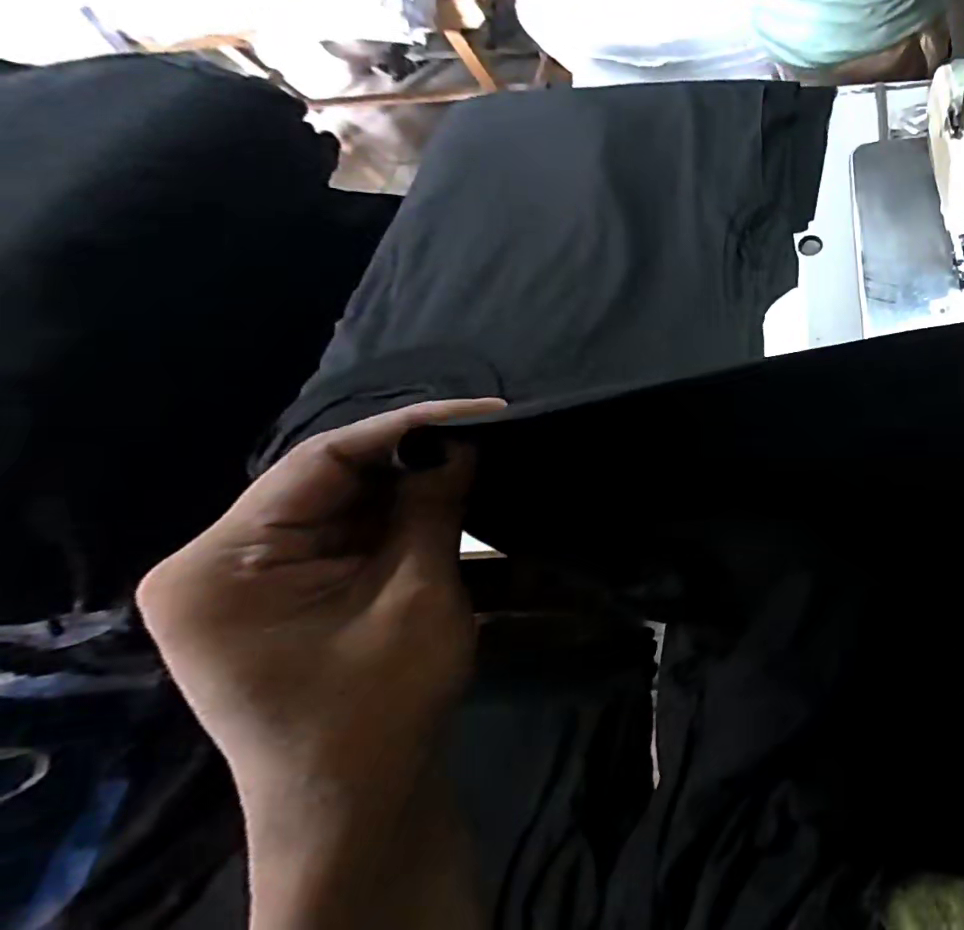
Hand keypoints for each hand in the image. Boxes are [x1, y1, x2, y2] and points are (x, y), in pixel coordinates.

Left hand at [136, 399, 503, 812]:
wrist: (359, 800)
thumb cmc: (380, 704)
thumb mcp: (418, 596)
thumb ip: (432, 510)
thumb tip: (461, 442)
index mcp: (220, 564)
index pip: (320, 461)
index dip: (409, 427)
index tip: (487, 412)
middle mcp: (220, 564)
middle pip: (331, 483)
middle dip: (416, 462)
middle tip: (494, 439)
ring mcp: (252, 583)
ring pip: (347, 508)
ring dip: (416, 493)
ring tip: (485, 466)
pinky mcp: (290, 597)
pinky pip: (352, 539)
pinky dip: (407, 525)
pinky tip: (456, 509)